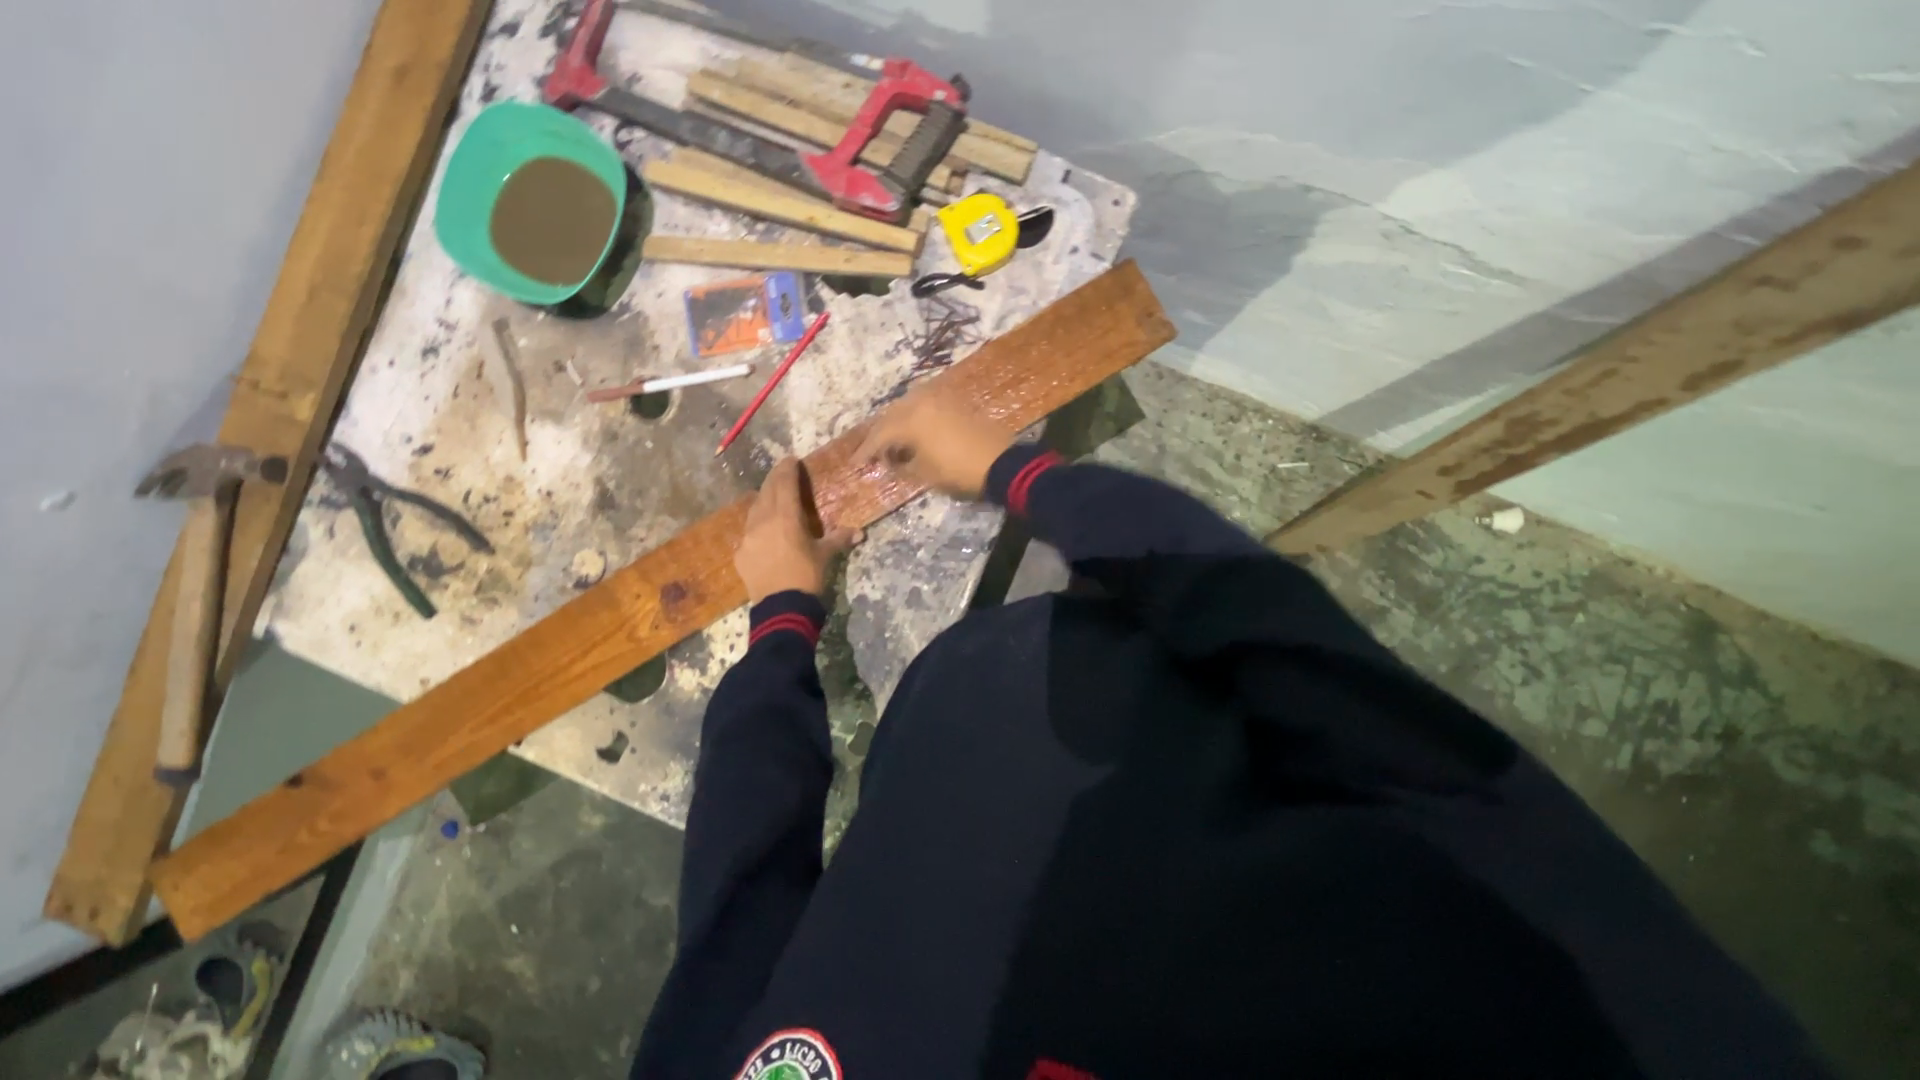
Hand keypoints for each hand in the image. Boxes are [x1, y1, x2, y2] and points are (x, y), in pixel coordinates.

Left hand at [735, 459, 860, 602]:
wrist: (781, 609)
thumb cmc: (807, 577)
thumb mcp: (825, 556)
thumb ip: (839, 539)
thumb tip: (859, 533)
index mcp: (786, 517)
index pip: (785, 484)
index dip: (788, 469)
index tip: (791, 460)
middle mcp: (763, 520)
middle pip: (767, 491)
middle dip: (775, 479)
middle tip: (782, 472)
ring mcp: (748, 537)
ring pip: (754, 509)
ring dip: (764, 499)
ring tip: (771, 496)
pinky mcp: (740, 553)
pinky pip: (748, 532)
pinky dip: (756, 524)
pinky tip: (762, 530)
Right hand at [854, 388, 1015, 499]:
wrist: (1002, 463)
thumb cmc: (958, 472)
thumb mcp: (924, 474)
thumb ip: (900, 466)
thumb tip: (890, 462)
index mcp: (909, 420)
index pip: (878, 435)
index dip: (865, 451)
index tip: (855, 464)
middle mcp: (920, 402)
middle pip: (890, 415)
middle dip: (879, 434)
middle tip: (872, 452)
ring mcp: (940, 398)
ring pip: (907, 405)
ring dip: (897, 422)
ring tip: (893, 441)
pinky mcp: (955, 401)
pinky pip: (925, 404)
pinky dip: (915, 416)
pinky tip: (915, 430)